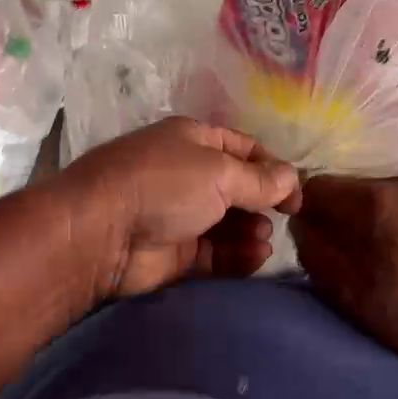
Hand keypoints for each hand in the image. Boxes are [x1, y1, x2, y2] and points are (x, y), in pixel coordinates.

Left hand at [60, 117, 299, 298]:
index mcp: (194, 140)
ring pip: (228, 222)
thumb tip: (292, 178)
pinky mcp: (174, 253)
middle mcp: (188, 173)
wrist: (100, 233)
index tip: (297, 192)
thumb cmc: (163, 185)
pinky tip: (255, 258)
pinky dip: (236, 256)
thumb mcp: (219, 172)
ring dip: (251, 230)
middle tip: (284, 219)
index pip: (244, 148)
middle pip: (237, 187)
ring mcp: (180, 214)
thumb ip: (259, 180)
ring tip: (263, 240)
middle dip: (262, 202)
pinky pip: (214, 253)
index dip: (272, 167)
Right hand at [289, 175, 397, 384]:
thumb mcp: (346, 291)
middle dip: (331, 211)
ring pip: (365, 189)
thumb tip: (299, 222)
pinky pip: (390, 196)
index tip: (308, 236)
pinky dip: (380, 215)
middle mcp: (396, 181)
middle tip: (334, 248)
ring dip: (356, 213)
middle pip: (341, 184)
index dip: (304, 211)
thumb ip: (313, 248)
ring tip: (365, 250)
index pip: (314, 186)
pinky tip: (390, 245)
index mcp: (372, 202)